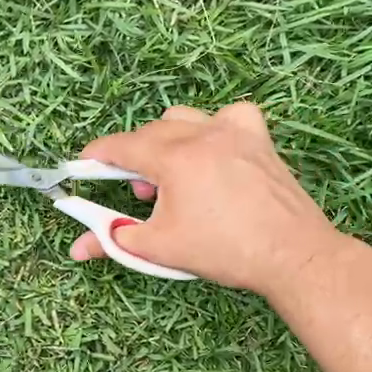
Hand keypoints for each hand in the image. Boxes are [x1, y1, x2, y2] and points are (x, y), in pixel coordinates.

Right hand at [69, 103, 348, 295]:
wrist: (293, 255)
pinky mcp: (259, 141)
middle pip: (148, 133)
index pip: (120, 146)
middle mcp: (202, 136)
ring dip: (166, 141)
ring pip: (183, 120)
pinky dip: (214, 127)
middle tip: (135, 192)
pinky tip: (212, 151)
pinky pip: (229, 116)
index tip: (82, 166)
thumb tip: (78, 248)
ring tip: (170, 175)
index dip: (95, 156)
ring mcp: (234, 134)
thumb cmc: (224, 250)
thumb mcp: (157, 247)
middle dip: (131, 158)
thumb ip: (112, 239)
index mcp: (174, 158)